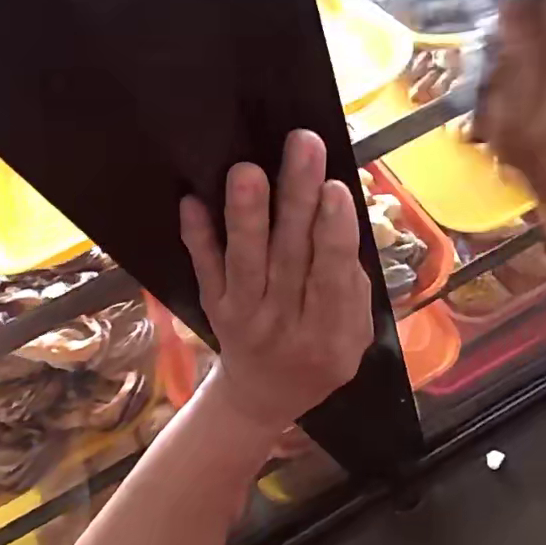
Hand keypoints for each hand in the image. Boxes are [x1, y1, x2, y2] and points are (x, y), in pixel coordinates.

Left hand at [179, 130, 371, 435]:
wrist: (263, 397)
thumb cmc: (320, 359)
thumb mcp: (355, 338)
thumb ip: (351, 287)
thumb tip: (343, 223)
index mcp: (328, 333)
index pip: (330, 277)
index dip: (332, 234)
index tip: (334, 187)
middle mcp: (283, 323)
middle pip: (289, 257)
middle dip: (297, 200)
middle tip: (302, 147)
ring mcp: (242, 315)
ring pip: (244, 262)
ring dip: (246, 214)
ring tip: (247, 171)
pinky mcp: (213, 307)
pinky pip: (203, 271)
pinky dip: (197, 238)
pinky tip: (191, 204)